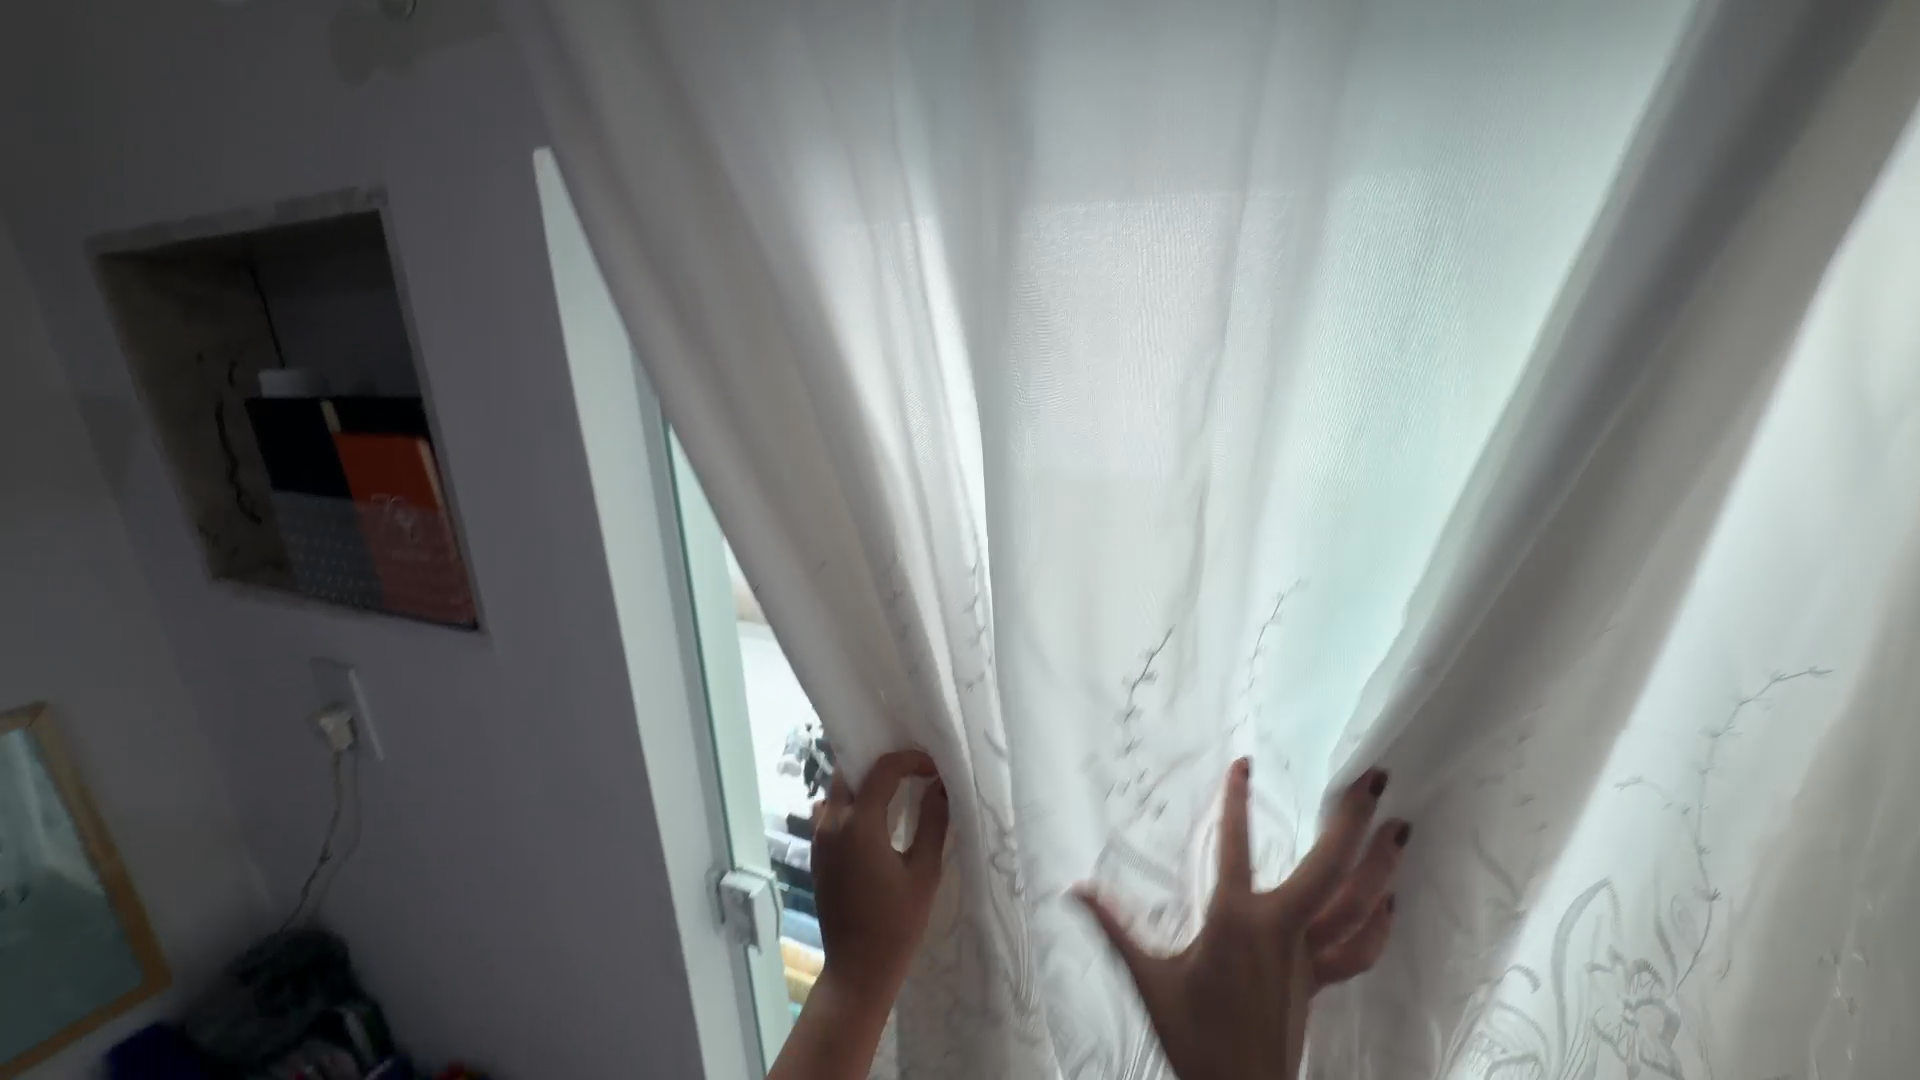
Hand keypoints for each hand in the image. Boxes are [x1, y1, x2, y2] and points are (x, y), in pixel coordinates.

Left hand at [769, 749, 949, 1079]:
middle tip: (911, 769)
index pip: (882, 769)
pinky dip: (852, 803)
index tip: (934, 768)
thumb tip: (942, 784)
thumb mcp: (924, 870)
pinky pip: (831, 812)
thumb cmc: (897, 923)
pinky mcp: (818, 854)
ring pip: (837, 791)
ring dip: (863, 782)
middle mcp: (831, 823)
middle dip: (880, 763)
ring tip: (896, 788)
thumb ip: (933, 820)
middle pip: (850, 772)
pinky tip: (877, 817)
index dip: (910, 760)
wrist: (858, 970)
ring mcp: (819, 839)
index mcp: (858, 824)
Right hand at [1076, 759, 1407, 1079]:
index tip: (1243, 764)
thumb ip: (1114, 928)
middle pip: (1329, 867)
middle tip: (1376, 778)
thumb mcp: (1149, 979)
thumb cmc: (1194, 1037)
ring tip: (1401, 827)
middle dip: (1353, 820)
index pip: (1235, 846)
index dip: (1236, 802)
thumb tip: (1074, 890)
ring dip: (1381, 863)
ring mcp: (1308, 956)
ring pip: (1355, 904)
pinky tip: (1390, 900)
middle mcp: (1282, 929)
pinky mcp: (1319, 980)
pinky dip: (1378, 924)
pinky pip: (1357, 949)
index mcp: (1237, 921)